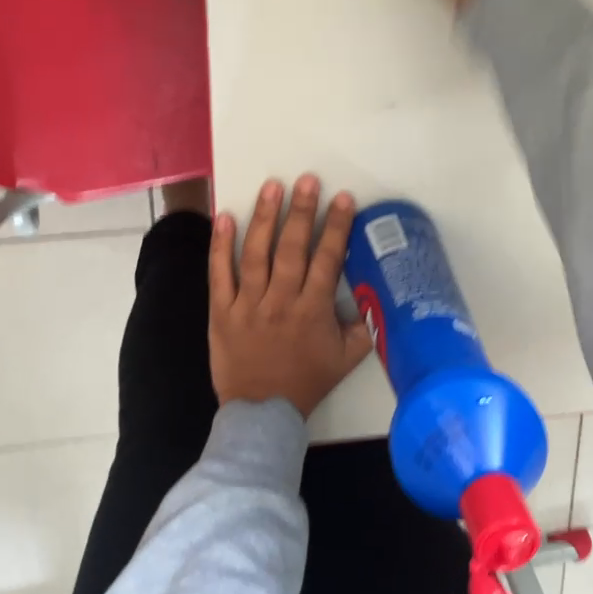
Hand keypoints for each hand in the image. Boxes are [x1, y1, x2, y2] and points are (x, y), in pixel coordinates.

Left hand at [209, 175, 373, 416]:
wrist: (261, 413)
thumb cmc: (305, 382)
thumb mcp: (345, 360)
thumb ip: (361, 328)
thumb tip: (373, 298)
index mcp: (312, 311)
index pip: (327, 260)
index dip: (336, 227)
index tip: (343, 198)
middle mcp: (280, 302)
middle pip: (292, 249)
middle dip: (301, 211)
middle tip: (307, 180)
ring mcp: (247, 305)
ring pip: (256, 254)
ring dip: (264, 217)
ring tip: (272, 186)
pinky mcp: (221, 311)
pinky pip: (219, 273)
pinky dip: (220, 245)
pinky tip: (224, 217)